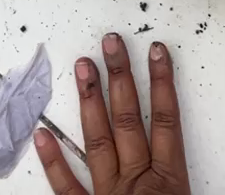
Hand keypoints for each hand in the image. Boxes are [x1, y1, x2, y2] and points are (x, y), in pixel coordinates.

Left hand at [35, 35, 189, 194]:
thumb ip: (182, 181)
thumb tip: (180, 151)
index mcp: (167, 182)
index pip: (166, 121)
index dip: (162, 82)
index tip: (157, 51)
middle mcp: (135, 182)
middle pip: (128, 120)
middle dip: (120, 77)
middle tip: (111, 43)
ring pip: (99, 141)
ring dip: (90, 101)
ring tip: (83, 66)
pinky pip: (66, 188)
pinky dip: (53, 161)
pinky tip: (41, 135)